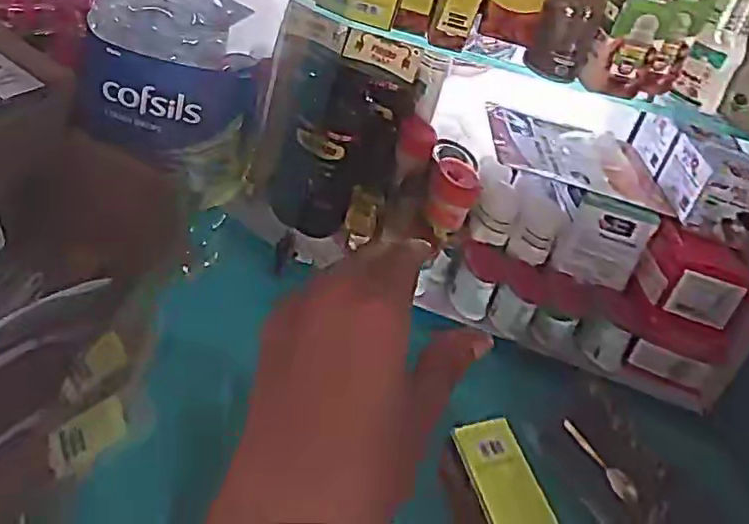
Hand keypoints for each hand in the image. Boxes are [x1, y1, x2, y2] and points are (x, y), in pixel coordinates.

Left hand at [208, 240, 490, 522]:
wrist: (286, 496)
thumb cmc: (367, 460)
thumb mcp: (417, 414)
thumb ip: (444, 365)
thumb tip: (477, 337)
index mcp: (379, 306)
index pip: (400, 257)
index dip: (415, 252)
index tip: (425, 254)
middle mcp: (337, 291)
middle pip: (365, 258)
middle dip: (385, 260)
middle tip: (402, 277)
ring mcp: (299, 305)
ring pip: (333, 272)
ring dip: (354, 275)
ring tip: (368, 300)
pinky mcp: (271, 324)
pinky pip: (306, 293)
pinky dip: (324, 295)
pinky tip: (330, 324)